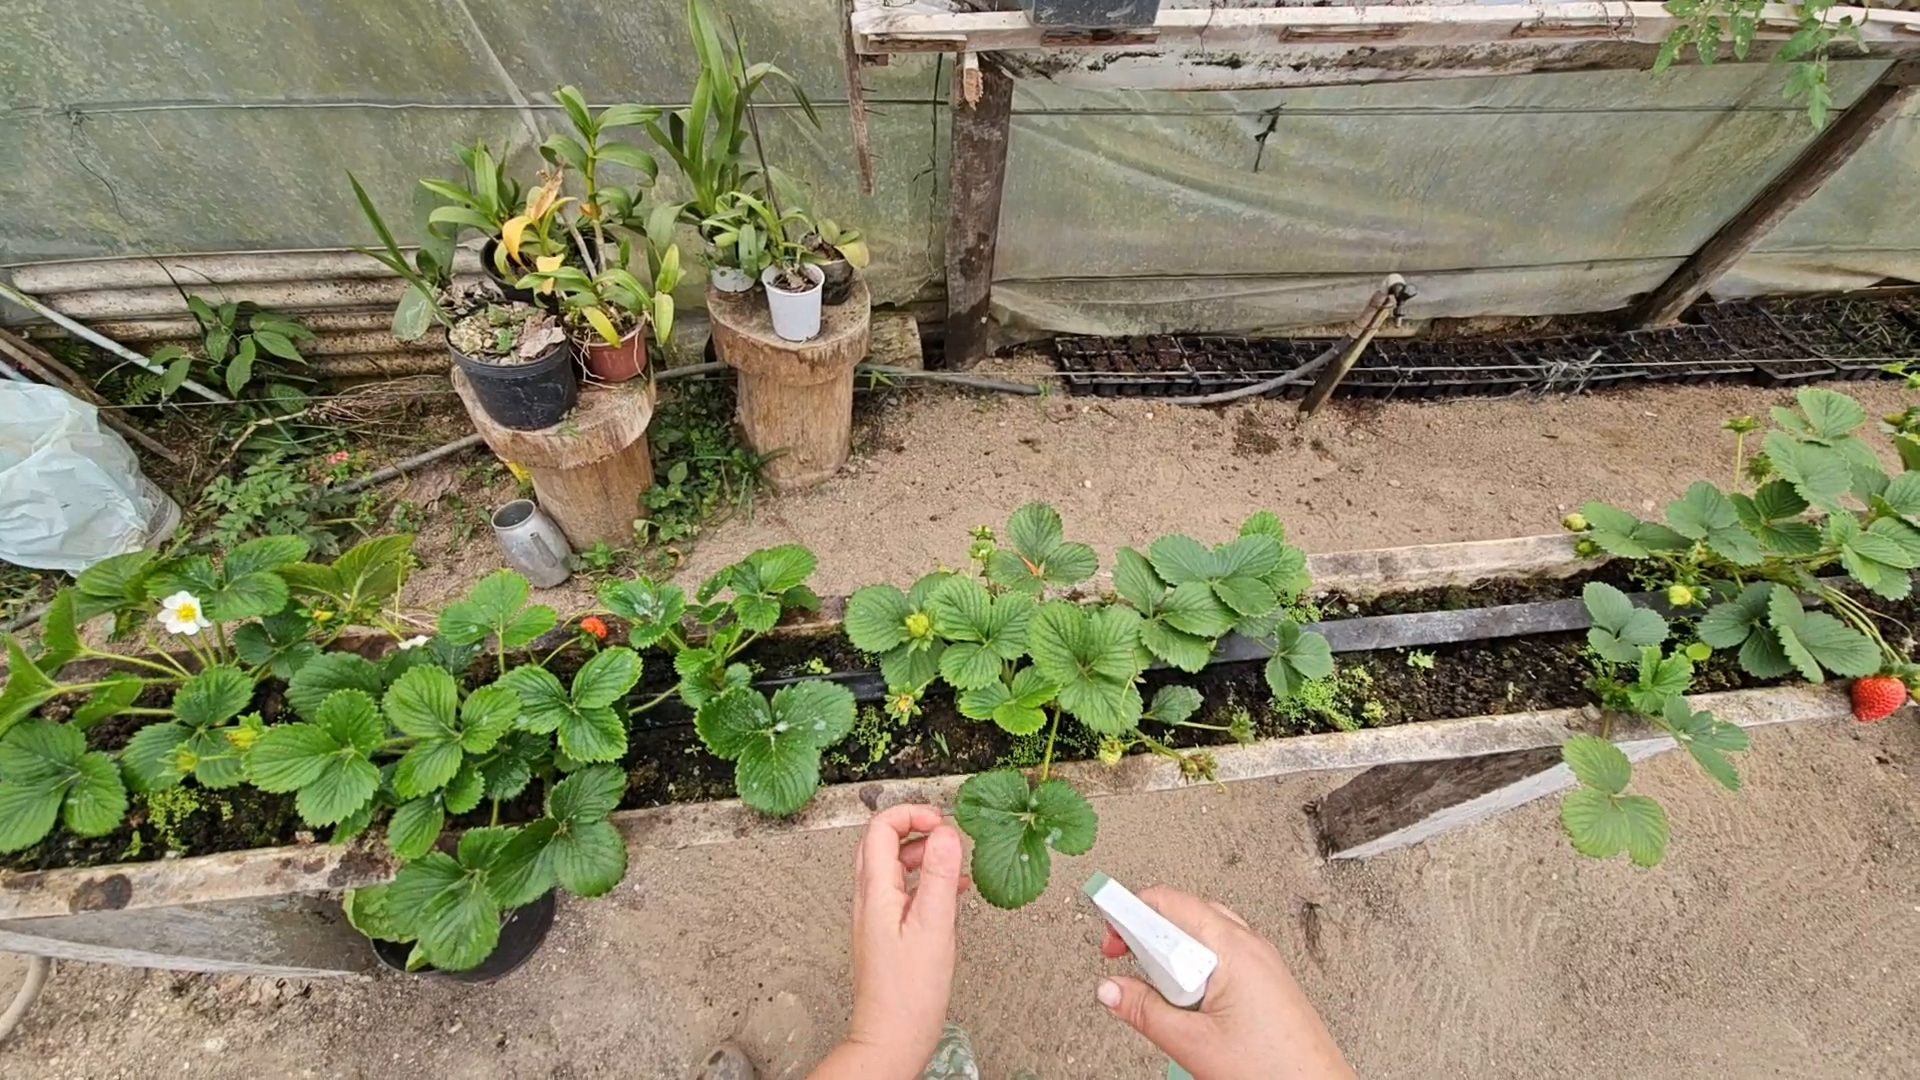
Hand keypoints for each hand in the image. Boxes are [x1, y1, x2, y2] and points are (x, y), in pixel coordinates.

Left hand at [809, 804, 967, 1079]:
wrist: (890, 1041)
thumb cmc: (909, 995)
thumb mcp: (934, 927)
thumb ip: (941, 876)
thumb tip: (947, 833)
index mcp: (876, 890)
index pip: (881, 827)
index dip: (911, 814)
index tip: (941, 822)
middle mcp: (870, 896)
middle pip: (881, 840)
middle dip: (914, 825)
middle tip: (944, 831)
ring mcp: (876, 913)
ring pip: (893, 863)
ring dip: (922, 851)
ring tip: (953, 860)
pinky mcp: (886, 929)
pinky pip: (903, 887)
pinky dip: (925, 877)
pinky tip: (952, 891)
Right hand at [1095, 886, 1355, 1079]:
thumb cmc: (1276, 1074)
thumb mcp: (1194, 1045)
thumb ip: (1145, 1012)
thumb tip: (1111, 990)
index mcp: (1231, 949)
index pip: (1167, 903)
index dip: (1129, 911)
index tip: (1106, 926)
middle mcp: (1249, 945)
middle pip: (1183, 913)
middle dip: (1148, 932)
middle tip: (1125, 960)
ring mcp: (1262, 961)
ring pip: (1203, 932)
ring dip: (1172, 949)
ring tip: (1159, 985)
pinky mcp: (1268, 980)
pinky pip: (1221, 952)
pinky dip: (1195, 964)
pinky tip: (1190, 996)